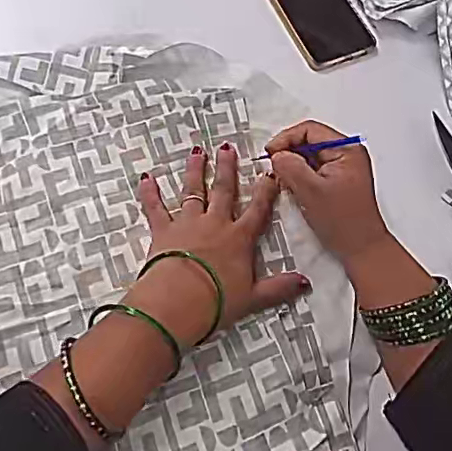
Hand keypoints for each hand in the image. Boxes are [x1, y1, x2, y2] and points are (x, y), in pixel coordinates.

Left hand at [131, 142, 309, 346]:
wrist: (178, 302)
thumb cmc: (216, 302)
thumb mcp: (254, 297)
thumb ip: (279, 288)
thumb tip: (305, 283)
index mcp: (239, 239)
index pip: (257, 209)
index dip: (265, 190)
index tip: (269, 173)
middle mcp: (215, 225)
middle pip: (224, 191)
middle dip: (227, 168)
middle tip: (228, 148)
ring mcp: (188, 225)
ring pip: (193, 192)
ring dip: (195, 171)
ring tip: (197, 152)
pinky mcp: (163, 231)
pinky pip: (155, 208)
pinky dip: (150, 193)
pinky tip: (146, 179)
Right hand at [263, 120, 393, 264]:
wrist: (361, 249)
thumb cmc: (345, 224)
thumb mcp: (310, 191)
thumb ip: (290, 167)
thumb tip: (277, 154)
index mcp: (347, 150)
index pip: (309, 130)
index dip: (286, 139)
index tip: (271, 153)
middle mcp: (348, 154)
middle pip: (309, 141)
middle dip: (289, 154)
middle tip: (275, 169)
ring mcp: (344, 167)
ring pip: (309, 156)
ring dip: (294, 167)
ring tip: (286, 183)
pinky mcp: (338, 180)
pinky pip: (313, 170)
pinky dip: (301, 177)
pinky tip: (295, 190)